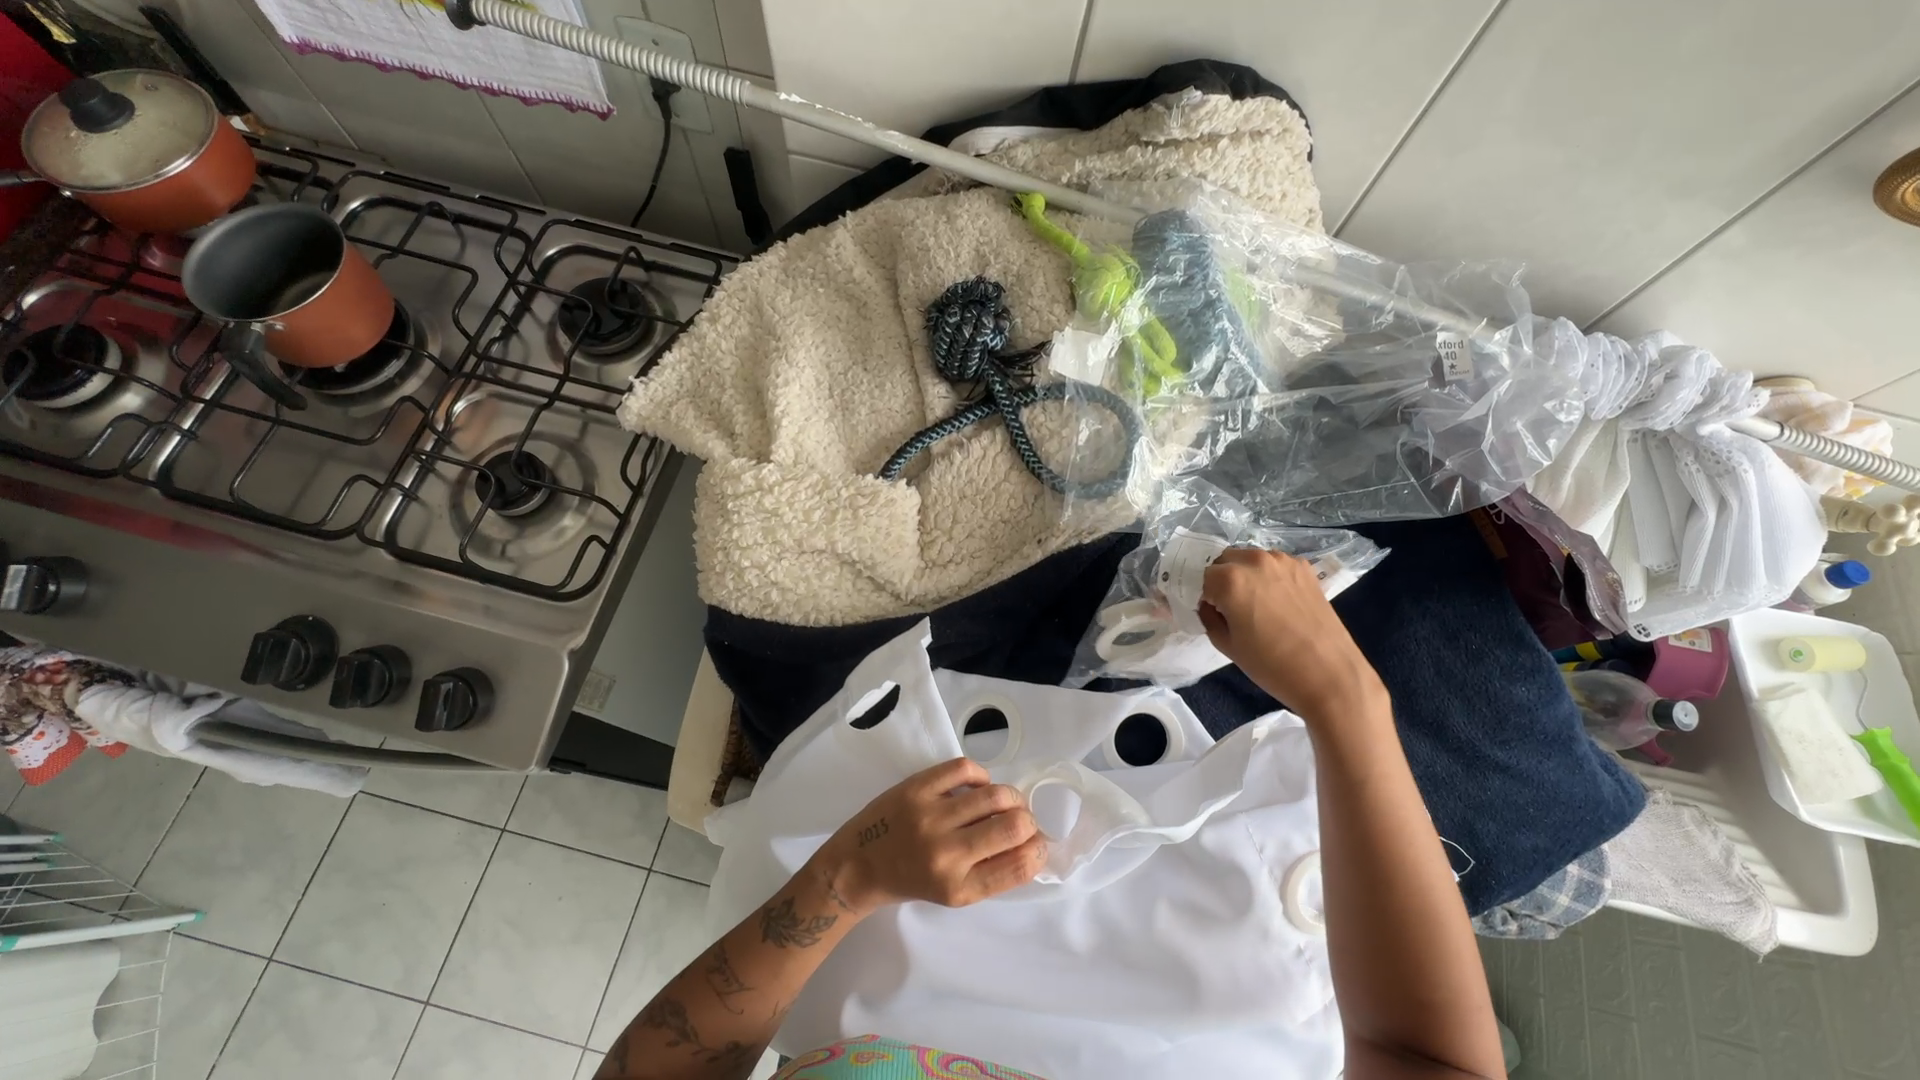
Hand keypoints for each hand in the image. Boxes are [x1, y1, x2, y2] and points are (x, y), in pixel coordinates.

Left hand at [811, 758, 1045, 914]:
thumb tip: (1034, 841)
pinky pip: (965, 769)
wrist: (859, 865)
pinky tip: (978, 786)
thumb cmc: (912, 880)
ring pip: (994, 795)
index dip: (1039, 849)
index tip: (1037, 842)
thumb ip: (993, 871)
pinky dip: (981, 776)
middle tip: (1021, 820)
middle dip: (1029, 820)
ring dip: (1010, 796)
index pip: (1020, 865)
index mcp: (960, 887)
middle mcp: (946, 854)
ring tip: (1005, 801)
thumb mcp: (955, 893)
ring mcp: (930, 817)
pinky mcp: (916, 789)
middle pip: (1013, 827)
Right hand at [1198, 547, 1385, 720]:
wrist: (1329, 674)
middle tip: (1230, 608)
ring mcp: (1283, 561)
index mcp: (1230, 579)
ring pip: (1250, 560)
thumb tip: (1209, 605)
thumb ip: (1208, 617)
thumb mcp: (1226, 645)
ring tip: (1256, 605)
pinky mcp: (1305, 569)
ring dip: (1245, 575)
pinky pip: (1274, 565)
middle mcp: (1255, 561)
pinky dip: (1268, 577)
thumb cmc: (1271, 664)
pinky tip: (1277, 602)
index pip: (1202, 577)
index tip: (1212, 613)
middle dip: (1222, 579)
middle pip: (1225, 561)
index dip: (1204, 595)